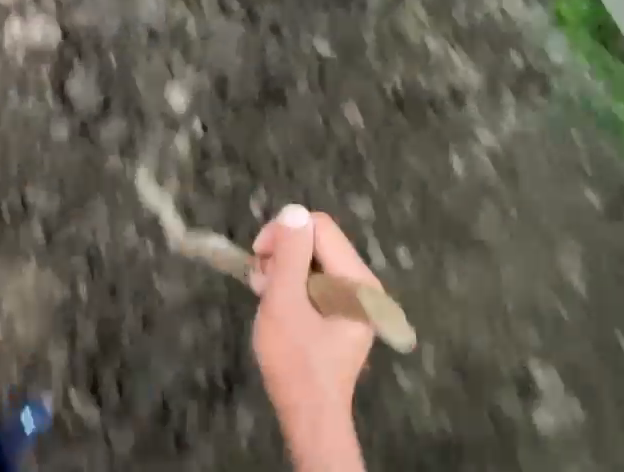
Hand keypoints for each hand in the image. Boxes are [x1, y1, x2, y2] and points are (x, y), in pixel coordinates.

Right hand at [251, 205, 375, 471]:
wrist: (308, 414)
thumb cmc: (295, 360)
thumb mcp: (284, 302)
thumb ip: (288, 254)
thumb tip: (293, 209)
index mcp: (357, 281)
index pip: (318, 226)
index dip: (282, 233)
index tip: (259, 258)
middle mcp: (363, 284)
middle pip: (315, 239)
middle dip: (281, 253)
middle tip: (262, 282)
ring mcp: (355, 297)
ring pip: (310, 256)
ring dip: (281, 268)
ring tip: (267, 294)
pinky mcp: (343, 308)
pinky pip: (313, 275)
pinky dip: (290, 282)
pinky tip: (277, 302)